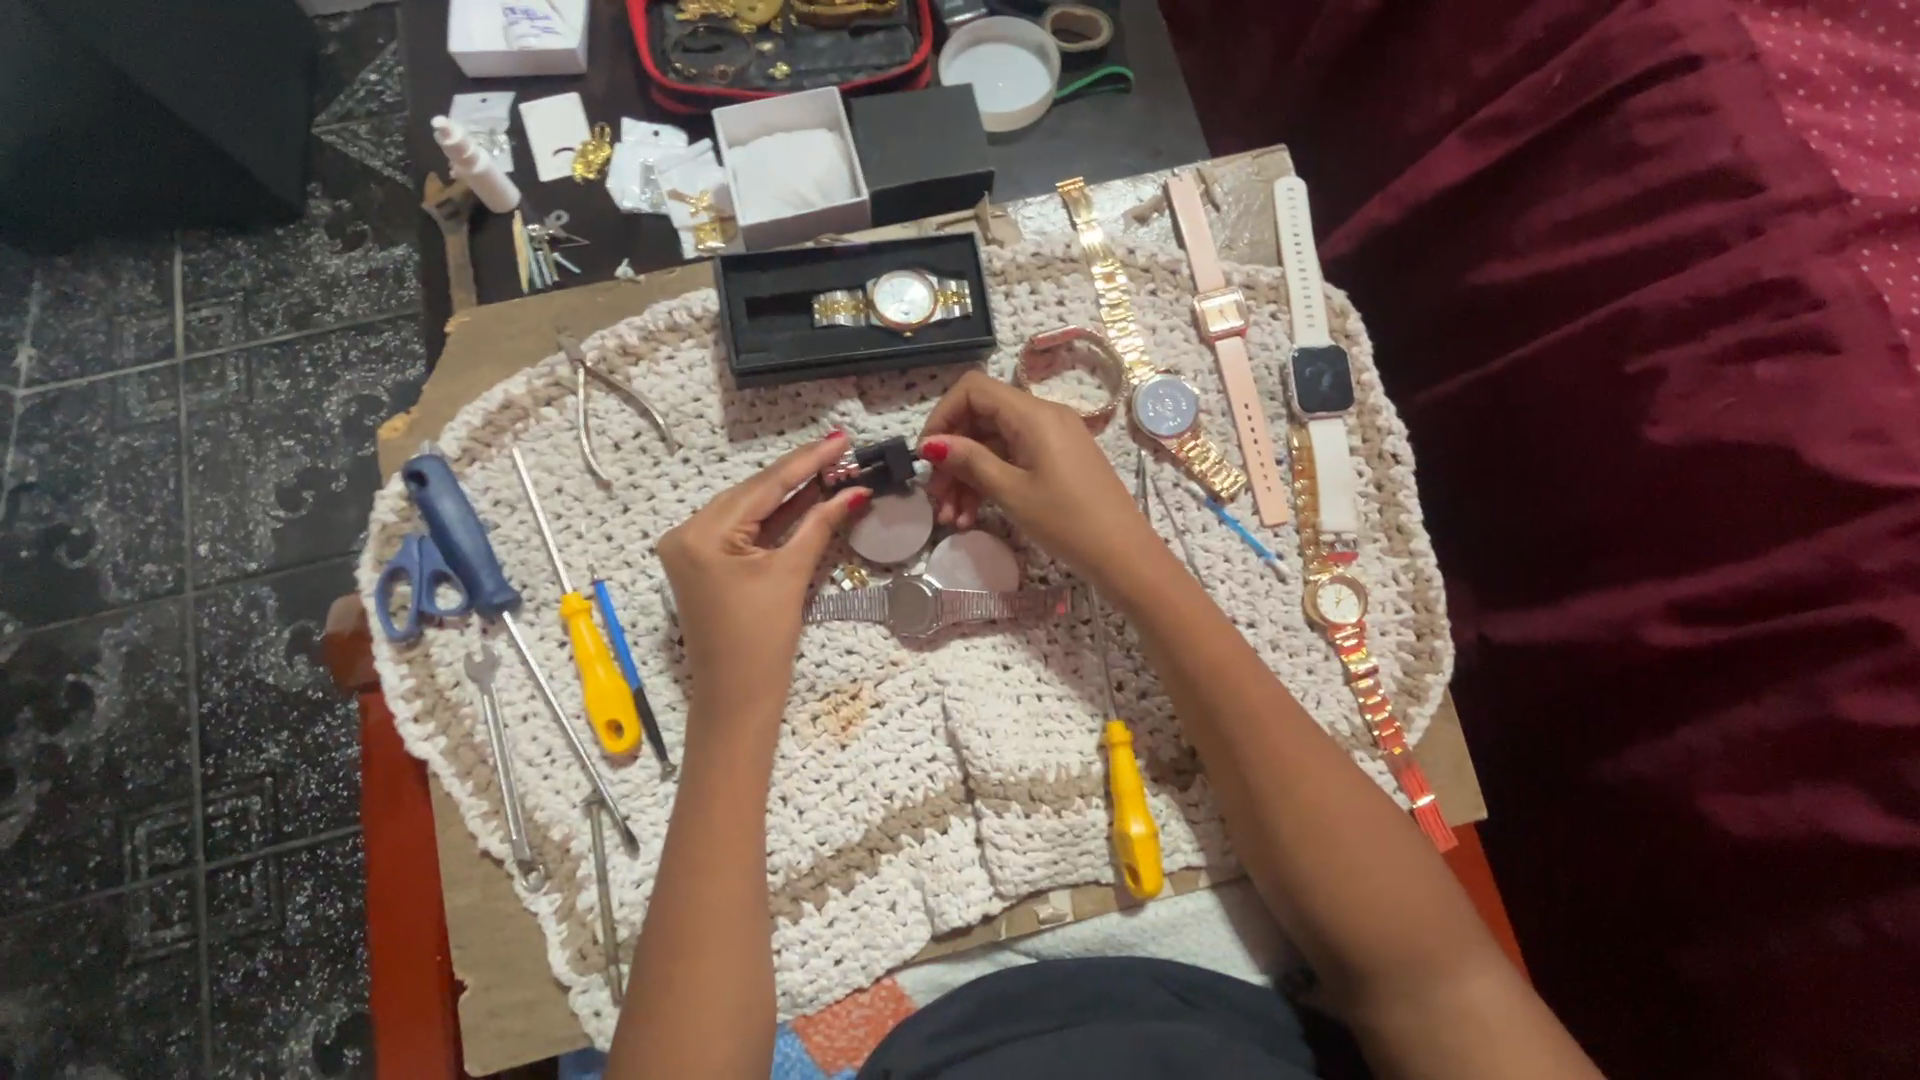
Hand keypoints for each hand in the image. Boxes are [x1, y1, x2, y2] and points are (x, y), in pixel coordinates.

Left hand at [657, 433, 865, 727]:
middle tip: (842, 452)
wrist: (735, 697)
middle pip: (754, 493)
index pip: (763, 485)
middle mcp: (687, 531)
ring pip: (749, 509)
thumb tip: (855, 490)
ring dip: (790, 494)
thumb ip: (819, 524)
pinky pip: (743, 529)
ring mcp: (691, 547)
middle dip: (801, 474)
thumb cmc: (761, 641)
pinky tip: (806, 498)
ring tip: (832, 469)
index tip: (840, 439)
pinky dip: (775, 518)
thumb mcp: (790, 574)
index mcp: (701, 532)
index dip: (807, 460)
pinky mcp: (703, 562)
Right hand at [918, 370, 1155, 586]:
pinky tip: (972, 517)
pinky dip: (990, 483)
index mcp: (1033, 414)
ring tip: (951, 519)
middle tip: (935, 499)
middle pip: (981, 419)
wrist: (1124, 555)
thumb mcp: (1012, 492)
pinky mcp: (1057, 462)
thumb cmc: (1067, 521)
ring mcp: (1052, 440)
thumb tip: (931, 444)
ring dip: (967, 478)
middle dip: (952, 457)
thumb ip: (969, 462)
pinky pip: (1013, 461)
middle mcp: (1043, 417)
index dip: (942, 416)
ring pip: (994, 445)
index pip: (973, 390)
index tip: (926, 455)